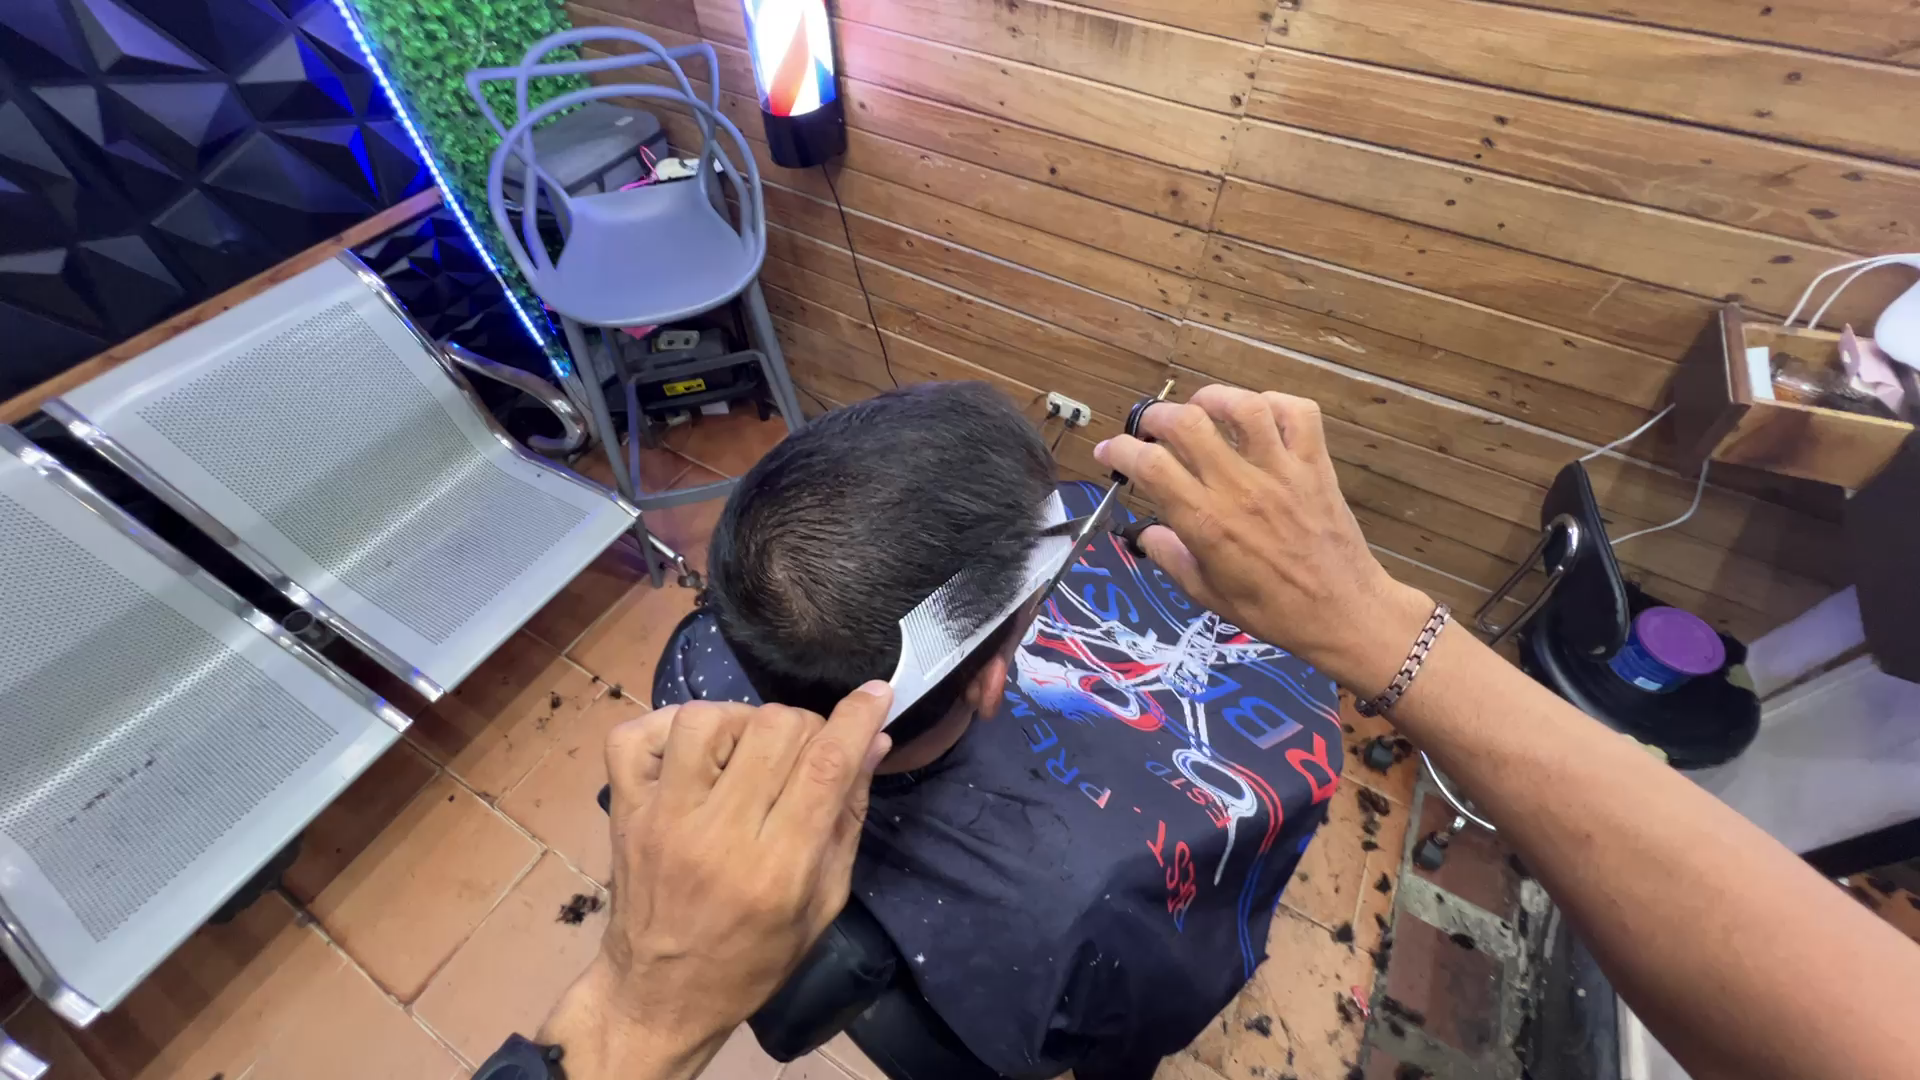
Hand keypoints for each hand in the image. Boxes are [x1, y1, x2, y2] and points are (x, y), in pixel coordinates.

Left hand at [539, 686, 892, 1078]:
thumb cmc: (755, 956)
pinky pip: (635, 735)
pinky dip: (669, 726)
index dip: (857, 718)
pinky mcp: (624, 810)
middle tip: (805, 753)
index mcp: (776, 869)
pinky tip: (696, 750)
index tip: (877, 694)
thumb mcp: (825, 901)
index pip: (825, 766)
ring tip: (750, 750)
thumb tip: (873, 741)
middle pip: (774, 728)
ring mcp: (661, 818)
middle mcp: (716, 836)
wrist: (659, 999)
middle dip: (806, 726)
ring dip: (742, 721)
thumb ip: (849, 817)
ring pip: (706, 719)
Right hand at [1095, 384, 1432, 694]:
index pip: (1150, 467)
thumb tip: (1146, 532)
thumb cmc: (1271, 609)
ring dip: (1211, 398)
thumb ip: (1169, 557)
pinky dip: (1272, 403)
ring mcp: (1281, 471)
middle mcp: (1239, 488)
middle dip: (1155, 417)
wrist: (1344, 612)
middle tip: (1149, 430)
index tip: (1109, 452)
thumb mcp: (1205, 593)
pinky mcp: (1315, 463)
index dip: (1119, 450)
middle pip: (1186, 424)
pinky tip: (1256, 416)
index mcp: (1206, 522)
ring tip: (1198, 409)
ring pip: (1242, 406)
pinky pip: (1296, 412)